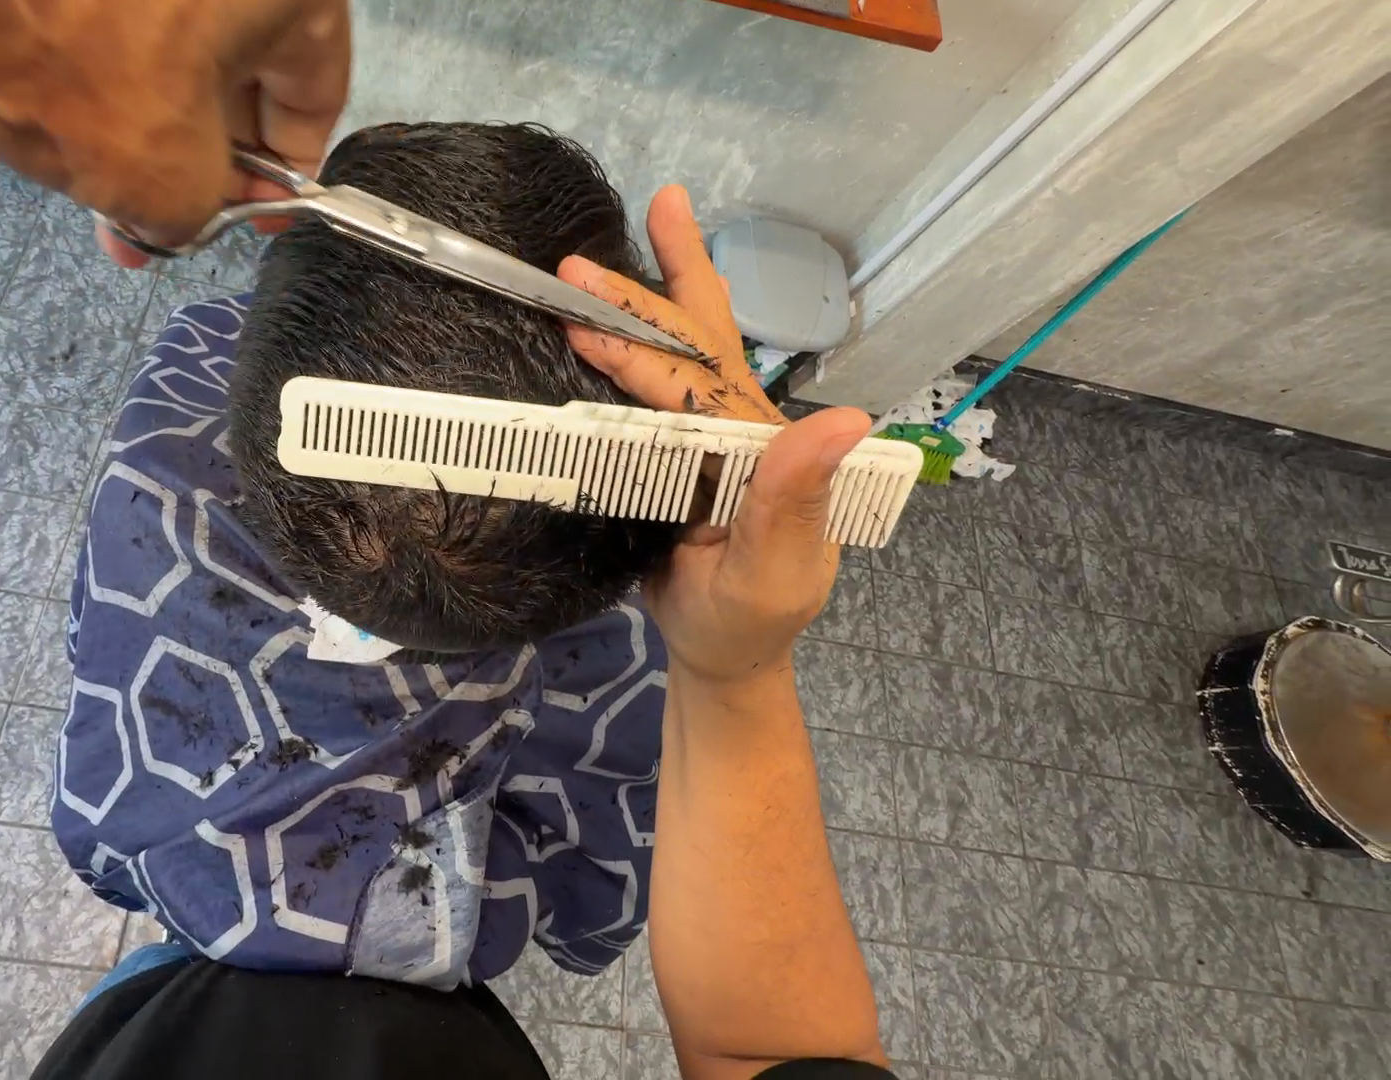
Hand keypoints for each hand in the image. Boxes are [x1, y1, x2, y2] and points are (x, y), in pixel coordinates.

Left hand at [0, 0, 348, 260]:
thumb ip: (211, 210)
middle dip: (202, 161)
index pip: (316, 92)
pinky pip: (116, 8)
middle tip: (173, 223)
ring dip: (148, 129)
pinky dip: (105, 71)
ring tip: (112, 205)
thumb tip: (192, 207)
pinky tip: (76, 135)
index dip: (285, 172)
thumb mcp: (170, 183)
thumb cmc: (74, 66)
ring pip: (171, 39)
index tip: (254, 217)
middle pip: (238, 65)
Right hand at [558, 186, 871, 688]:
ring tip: (639, 231)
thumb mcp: (777, 575)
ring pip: (683, 355)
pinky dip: (635, 345)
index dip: (640, 354)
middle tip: (582, 258)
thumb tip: (843, 418)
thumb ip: (796, 503)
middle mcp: (740, 430)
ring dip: (651, 298)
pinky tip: (625, 312)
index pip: (700, 388)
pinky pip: (653, 395)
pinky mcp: (676, 457)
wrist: (718, 649)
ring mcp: (707, 440)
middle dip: (648, 294)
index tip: (581, 326)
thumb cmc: (748, 621)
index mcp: (766, 449)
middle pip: (701, 344)